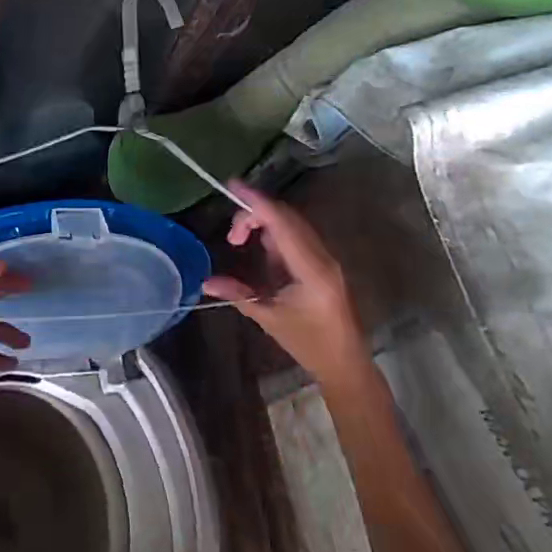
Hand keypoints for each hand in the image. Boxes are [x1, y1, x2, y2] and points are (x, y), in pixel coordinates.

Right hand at [201, 181, 367, 378]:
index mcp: (311, 270)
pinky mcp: (323, 263)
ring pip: (292, 223)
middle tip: (231, 234)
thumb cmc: (310, 344)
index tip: (233, 187)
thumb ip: (239, 294)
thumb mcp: (270, 319)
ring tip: (239, 238)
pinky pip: (296, 235)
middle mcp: (322, 257)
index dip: (257, 202)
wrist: (346, 365)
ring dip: (264, 222)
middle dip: (255, 214)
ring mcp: (325, 258)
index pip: (282, 224)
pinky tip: (259, 247)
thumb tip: (205, 282)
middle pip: (287, 217)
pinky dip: (275, 232)